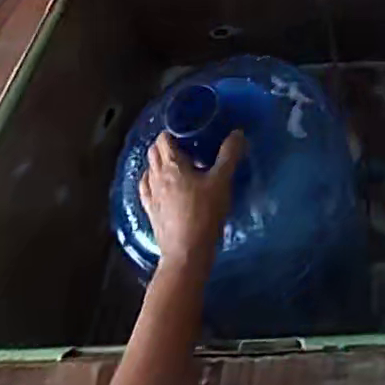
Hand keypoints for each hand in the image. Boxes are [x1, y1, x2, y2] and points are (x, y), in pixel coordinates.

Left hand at [139, 130, 245, 267]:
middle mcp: (156, 177)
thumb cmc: (204, 213)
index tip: (188, 130)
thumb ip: (229, 155)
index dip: (173, 131)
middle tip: (186, 146)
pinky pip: (147, 188)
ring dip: (159, 163)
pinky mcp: (150, 211)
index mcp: (172, 165)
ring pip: (149, 169)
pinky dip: (153, 180)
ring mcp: (150, 195)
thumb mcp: (222, 181)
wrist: (186, 253)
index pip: (163, 139)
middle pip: (154, 152)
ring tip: (177, 165)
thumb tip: (237, 133)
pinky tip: (163, 186)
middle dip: (166, 145)